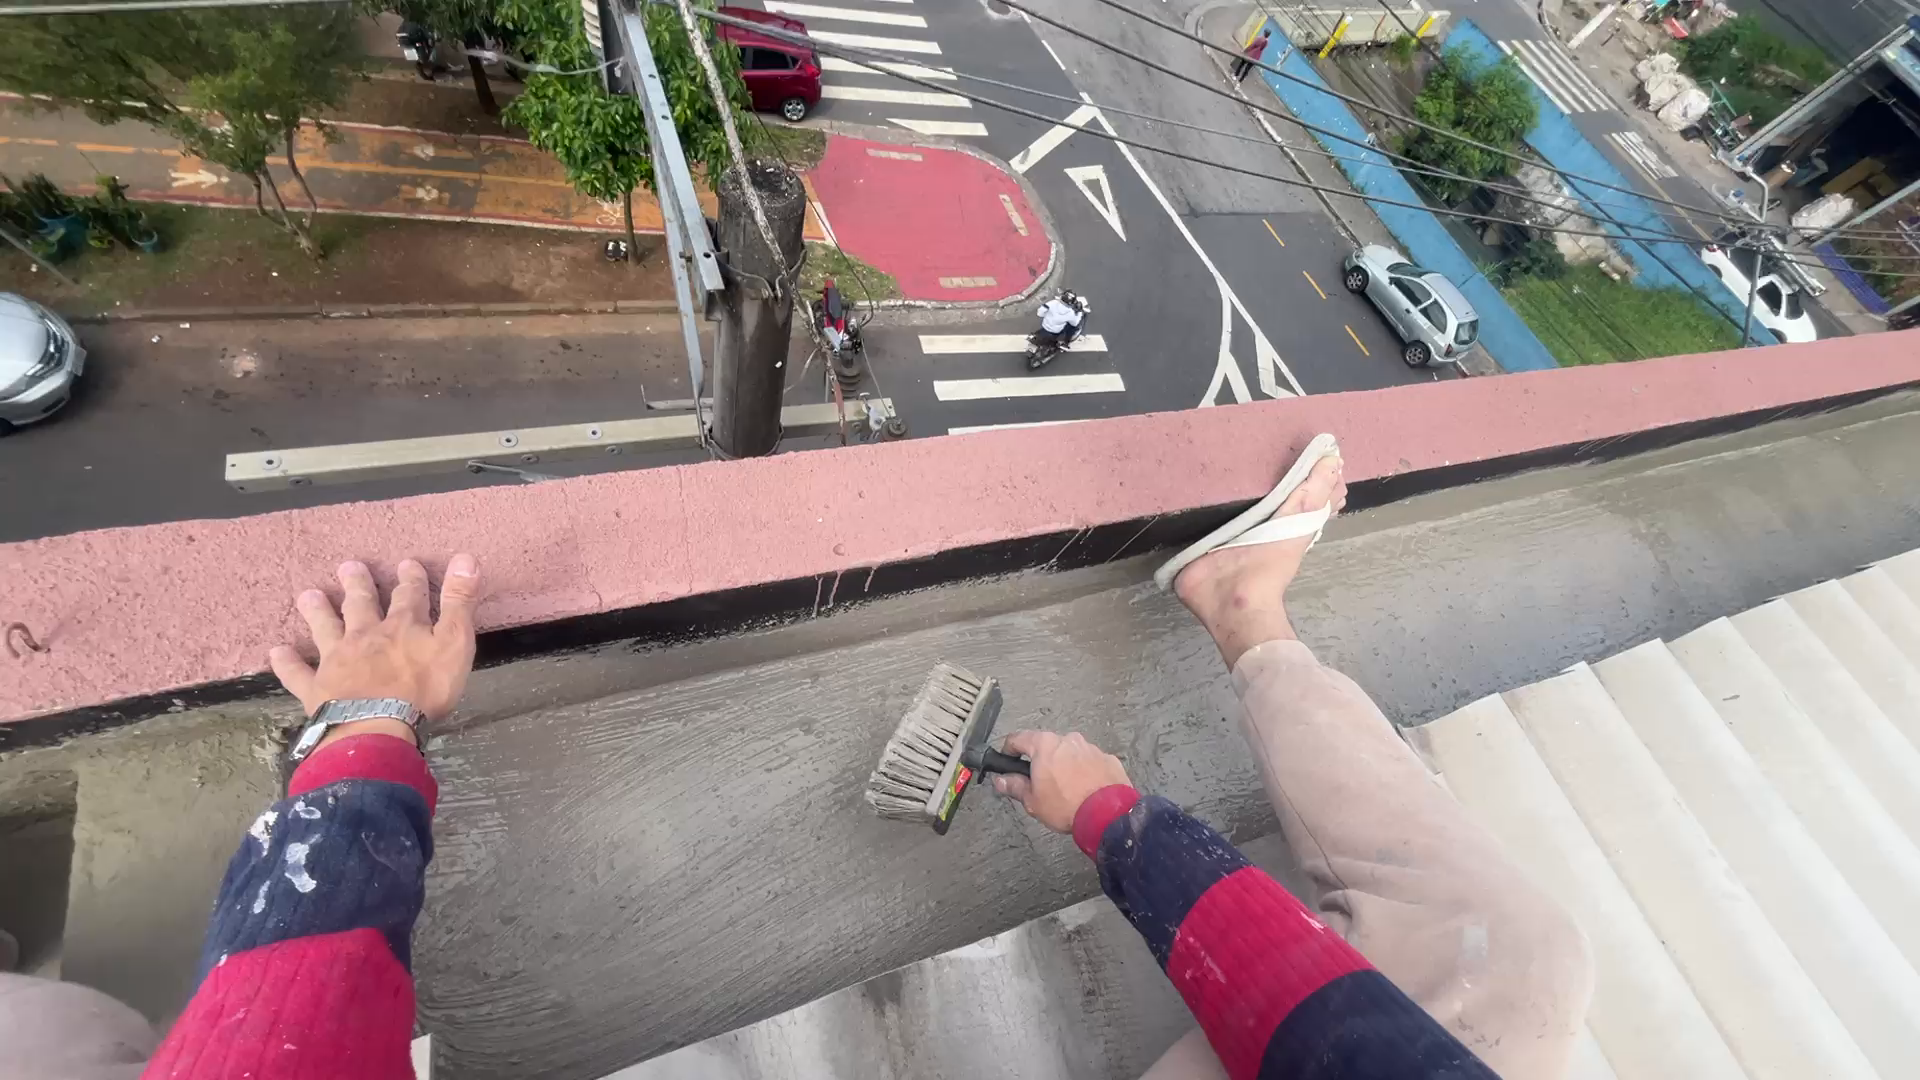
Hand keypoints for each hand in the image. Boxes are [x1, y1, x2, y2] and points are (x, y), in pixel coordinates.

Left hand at [269, 556, 483, 736]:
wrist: (378, 726)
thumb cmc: (425, 686)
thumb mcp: (456, 640)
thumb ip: (460, 601)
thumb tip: (465, 557)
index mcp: (403, 626)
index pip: (409, 596)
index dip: (411, 579)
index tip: (407, 563)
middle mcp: (366, 636)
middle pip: (361, 605)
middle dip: (359, 585)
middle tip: (348, 566)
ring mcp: (337, 661)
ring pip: (325, 629)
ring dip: (318, 612)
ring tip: (308, 595)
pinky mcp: (317, 688)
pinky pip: (298, 672)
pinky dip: (288, 662)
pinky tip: (278, 652)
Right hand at [991, 730, 1131, 832]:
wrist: (1107, 815)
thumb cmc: (1066, 805)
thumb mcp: (1032, 801)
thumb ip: (1014, 787)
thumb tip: (1000, 780)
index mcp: (1044, 745)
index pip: (1018, 738)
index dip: (1008, 749)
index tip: (1006, 759)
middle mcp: (1067, 739)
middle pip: (1046, 745)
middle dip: (1040, 760)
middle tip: (1039, 782)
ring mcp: (1089, 747)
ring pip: (1069, 752)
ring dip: (1064, 765)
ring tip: (1065, 788)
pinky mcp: (1107, 758)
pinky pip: (1089, 762)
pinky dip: (1084, 771)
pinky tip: (1085, 789)